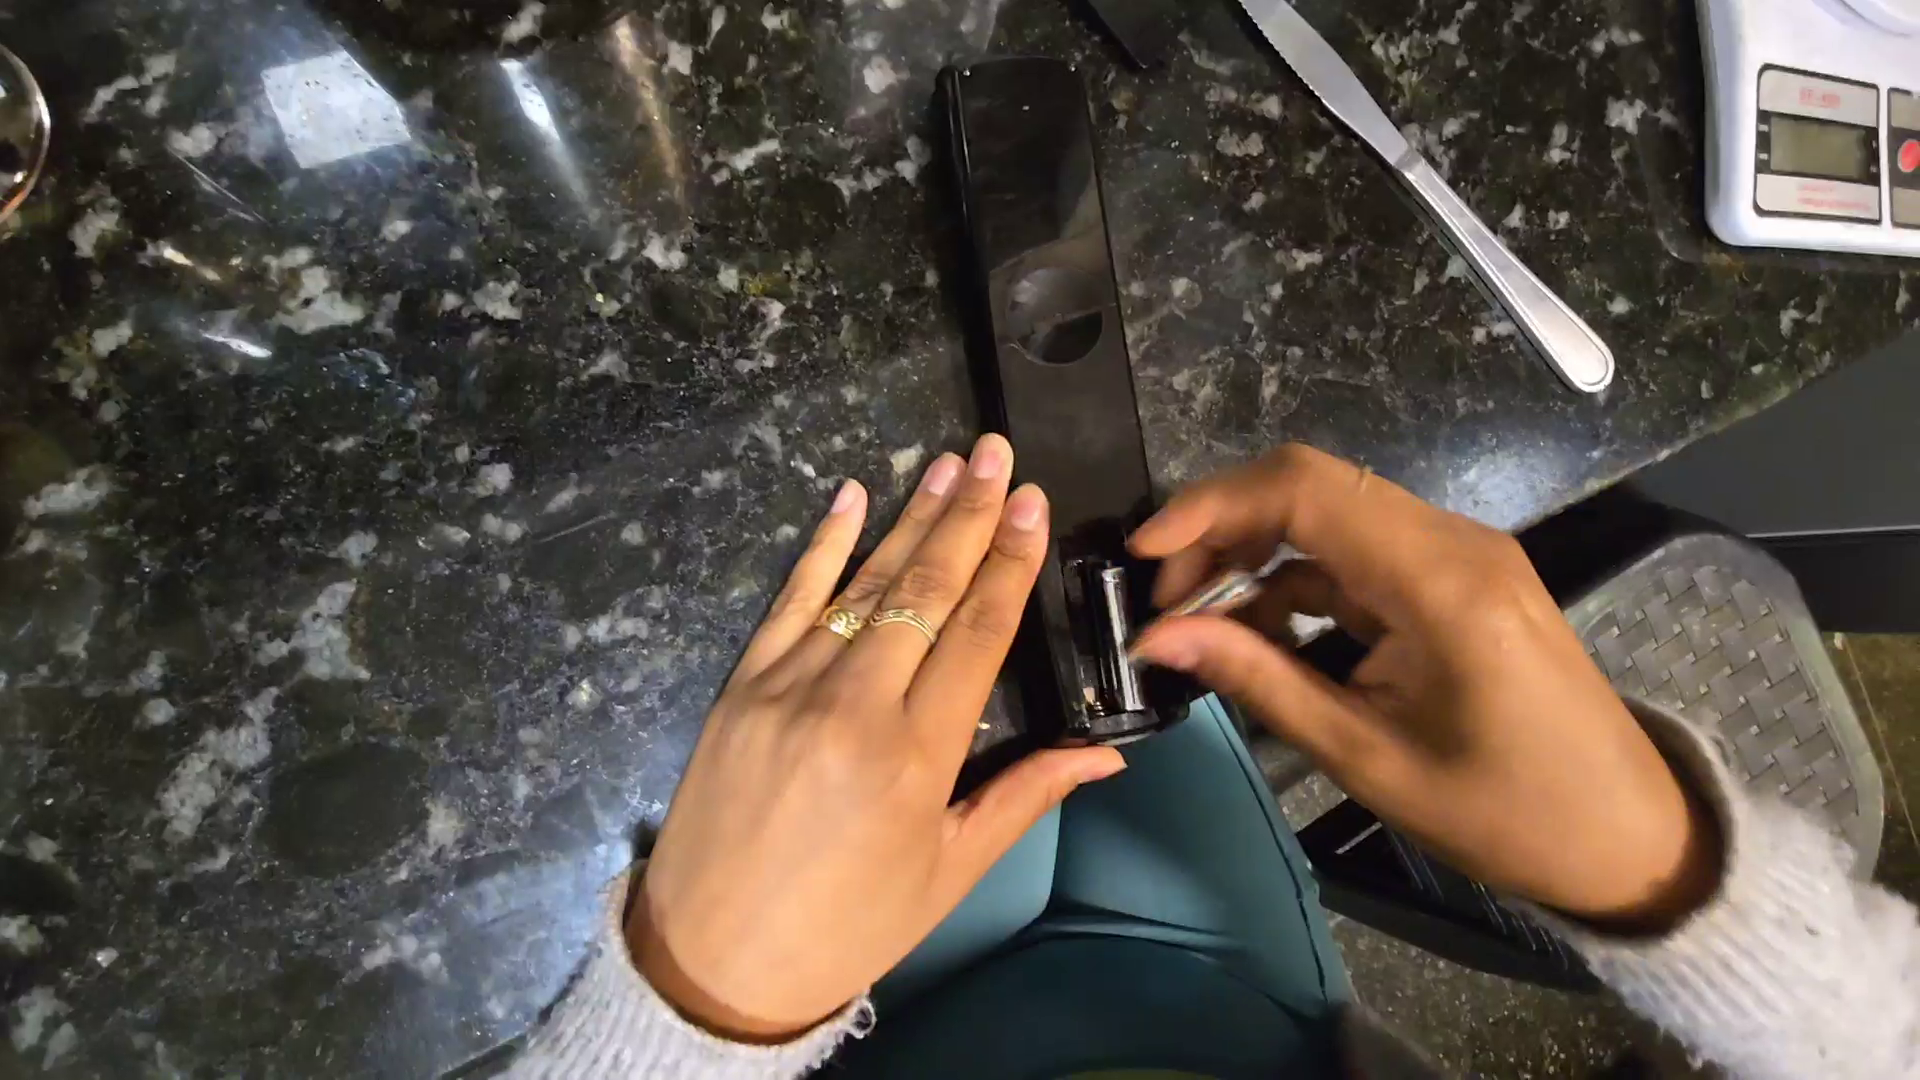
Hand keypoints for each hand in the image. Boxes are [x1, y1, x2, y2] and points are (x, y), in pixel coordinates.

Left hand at [630, 435, 1125, 1040]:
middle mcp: (855, 704)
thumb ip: (1026, 796)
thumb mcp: (949, 871)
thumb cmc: (849, 923)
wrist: (713, 961)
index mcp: (917, 756)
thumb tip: (1107, 756)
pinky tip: (850, 495)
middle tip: (997, 454)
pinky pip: (788, 598)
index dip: (1010, 562)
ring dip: (911, 518)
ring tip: (948, 465)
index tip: (1033, 504)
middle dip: (969, 515)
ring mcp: (789, 685)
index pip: (977, 633)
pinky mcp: (742, 682)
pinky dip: (823, 544)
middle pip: (925, 589)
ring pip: (864, 584)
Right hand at [1128, 445, 1718, 928]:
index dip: (1211, 505)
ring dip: (1246, 550)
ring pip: (1319, 511)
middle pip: (1306, 484)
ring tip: (1199, 617)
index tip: (1146, 552)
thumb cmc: (1505, 813)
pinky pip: (1343, 551)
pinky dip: (1284, 578)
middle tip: (1167, 598)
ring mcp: (1450, 552)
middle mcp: (1449, 541)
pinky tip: (1255, 627)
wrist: (1631, 842)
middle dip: (1219, 528)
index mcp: (1441, 581)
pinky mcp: (1442, 574)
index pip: (1305, 489)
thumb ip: (1256, 679)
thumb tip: (1155, 638)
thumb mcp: (1363, 754)